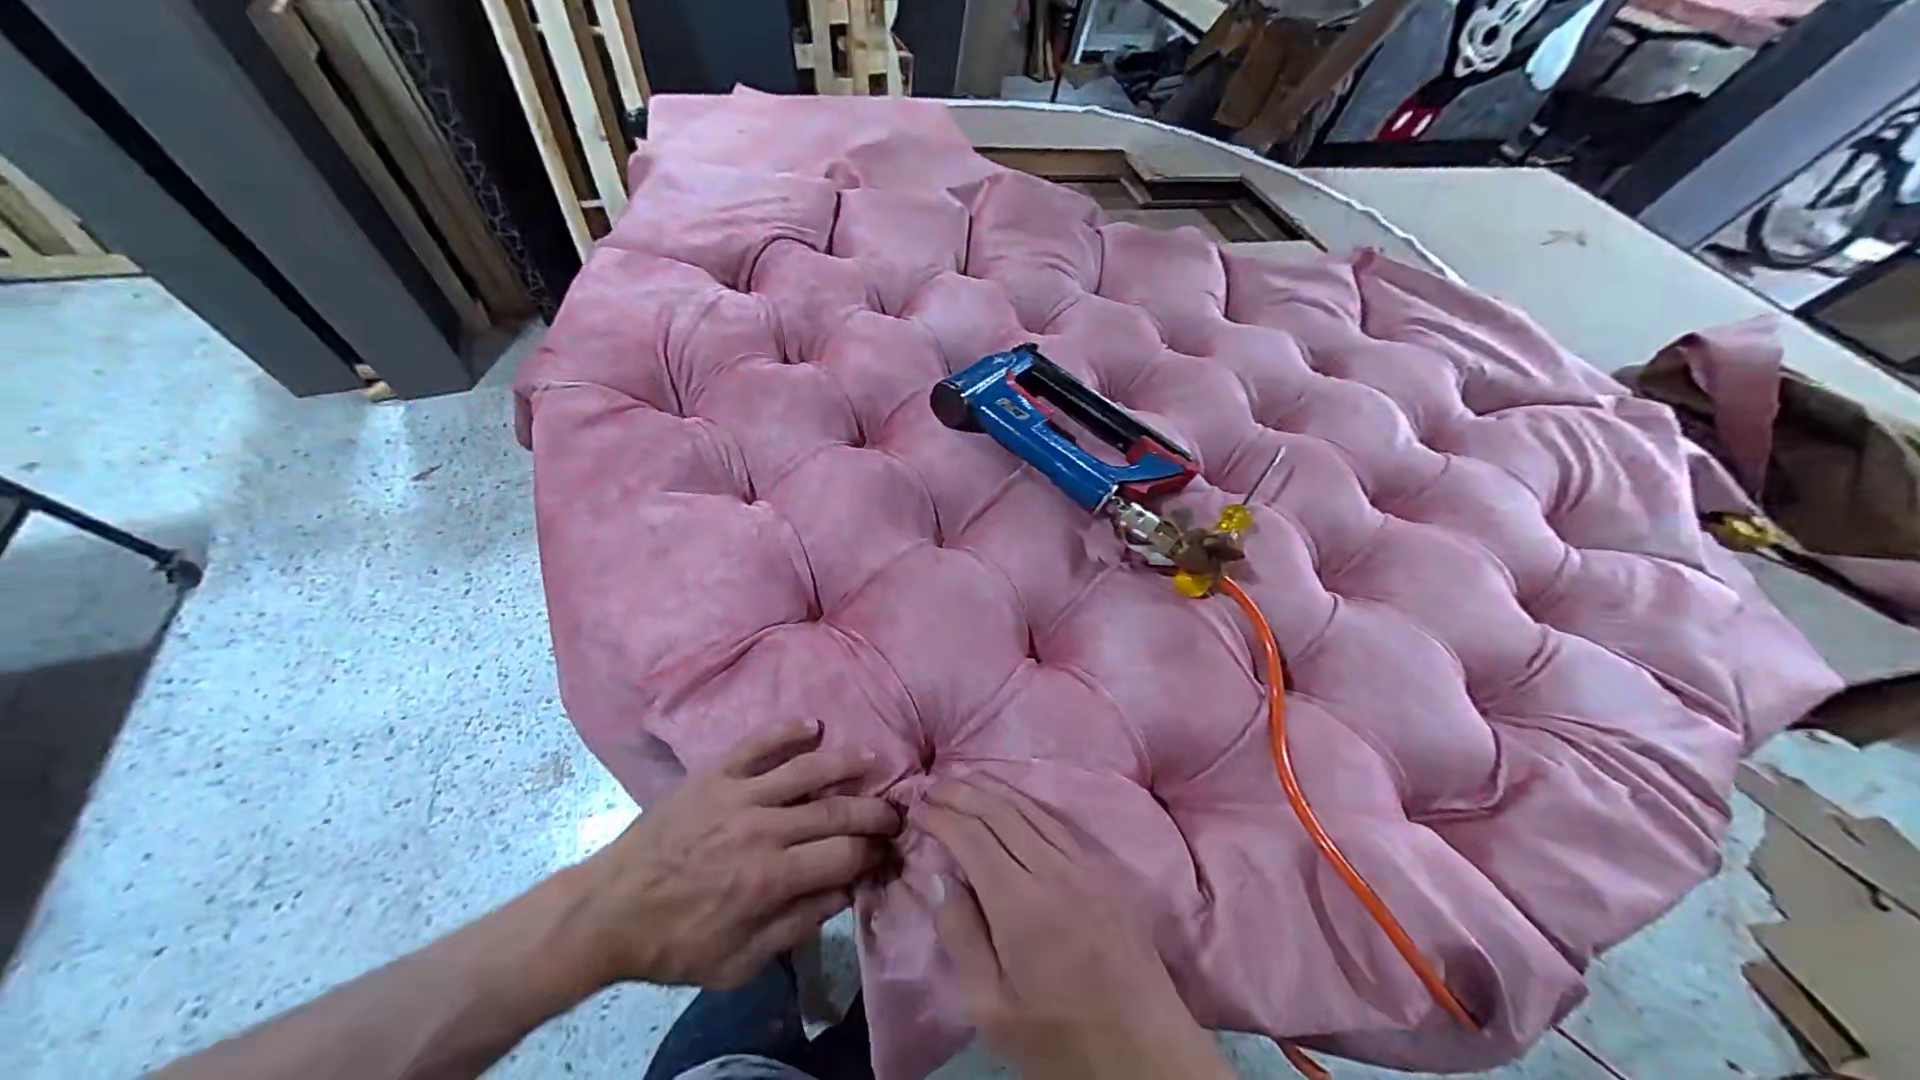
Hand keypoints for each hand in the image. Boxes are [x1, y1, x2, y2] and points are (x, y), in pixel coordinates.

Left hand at [572, 718, 899, 988]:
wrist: (609, 910)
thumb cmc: (676, 943)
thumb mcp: (739, 961)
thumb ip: (799, 924)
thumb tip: (849, 890)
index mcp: (770, 878)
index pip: (844, 855)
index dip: (875, 852)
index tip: (890, 849)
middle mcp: (762, 829)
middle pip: (835, 810)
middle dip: (873, 810)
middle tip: (895, 810)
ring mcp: (737, 794)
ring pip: (805, 769)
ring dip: (844, 763)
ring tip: (872, 761)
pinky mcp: (713, 774)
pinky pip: (756, 744)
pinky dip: (785, 730)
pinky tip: (811, 726)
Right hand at [920, 778, 1234, 1079]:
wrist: (1148, 1055)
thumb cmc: (1061, 1041)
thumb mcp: (992, 1008)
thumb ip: (962, 935)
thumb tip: (938, 876)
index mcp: (1022, 903)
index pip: (972, 837)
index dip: (940, 817)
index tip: (915, 807)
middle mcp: (1055, 870)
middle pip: (1000, 812)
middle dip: (961, 792)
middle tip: (931, 785)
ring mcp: (1086, 866)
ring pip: (1031, 809)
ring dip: (993, 788)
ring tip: (963, 779)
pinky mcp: (1106, 871)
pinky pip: (1057, 822)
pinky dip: (1026, 802)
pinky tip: (1012, 799)